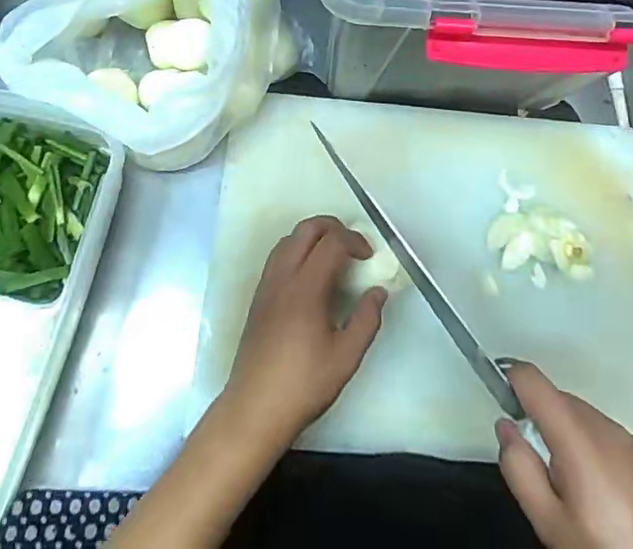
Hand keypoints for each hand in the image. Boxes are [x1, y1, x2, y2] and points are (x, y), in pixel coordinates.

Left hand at [219, 215, 387, 447]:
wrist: (255, 405)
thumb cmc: (304, 384)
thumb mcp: (346, 357)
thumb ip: (366, 320)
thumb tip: (378, 292)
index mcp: (306, 288)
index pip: (331, 242)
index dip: (355, 241)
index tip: (370, 258)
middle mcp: (282, 277)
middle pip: (306, 229)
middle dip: (333, 228)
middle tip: (354, 248)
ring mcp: (266, 284)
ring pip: (288, 239)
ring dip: (313, 237)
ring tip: (334, 259)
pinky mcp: (258, 296)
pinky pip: (278, 256)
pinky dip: (297, 250)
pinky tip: (311, 276)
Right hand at [496, 362, 632, 548]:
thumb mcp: (549, 521)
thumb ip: (519, 469)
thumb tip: (505, 428)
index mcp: (578, 436)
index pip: (533, 379)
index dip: (508, 378)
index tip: (497, 397)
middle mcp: (604, 426)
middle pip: (555, 397)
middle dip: (535, 418)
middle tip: (534, 466)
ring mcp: (628, 440)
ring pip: (577, 415)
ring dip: (559, 432)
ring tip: (564, 485)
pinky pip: (599, 432)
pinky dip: (583, 445)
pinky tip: (591, 490)